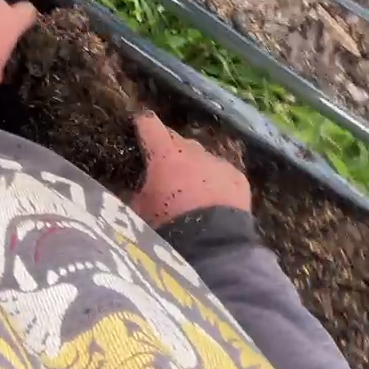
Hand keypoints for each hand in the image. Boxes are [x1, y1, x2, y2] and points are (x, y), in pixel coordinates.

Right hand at [128, 112, 251, 226]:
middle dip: (169, 151)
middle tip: (164, 172)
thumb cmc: (168, 222)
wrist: (213, 245)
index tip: (138, 129)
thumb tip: (130, 187)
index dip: (142, 124)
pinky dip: (215, 182)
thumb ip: (135, 191)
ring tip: (191, 190)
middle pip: (176, 140)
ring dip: (193, 167)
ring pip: (200, 157)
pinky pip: (221, 173)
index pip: (148, 122)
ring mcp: (217, 162)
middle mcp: (191, 150)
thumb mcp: (139, 208)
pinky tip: (213, 201)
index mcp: (163, 152)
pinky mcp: (238, 178)